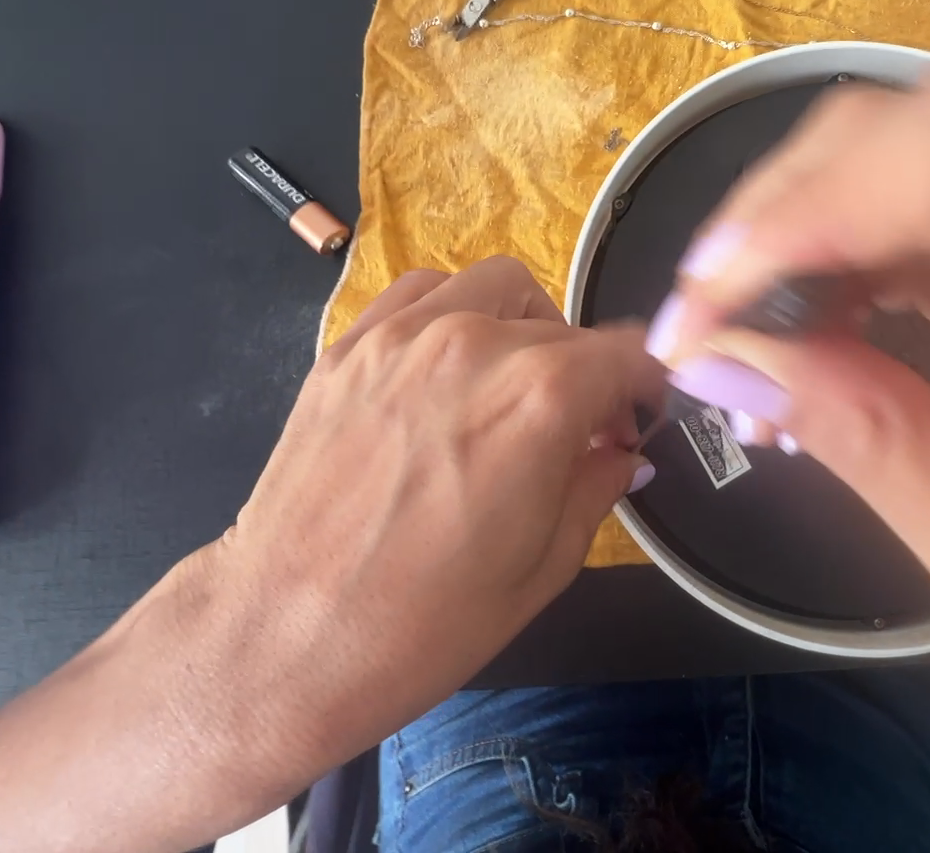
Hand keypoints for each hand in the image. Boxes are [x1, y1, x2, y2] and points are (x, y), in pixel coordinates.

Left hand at [159, 256, 662, 773]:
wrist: (281, 642)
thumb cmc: (429, 623)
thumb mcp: (548, 565)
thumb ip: (600, 484)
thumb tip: (622, 451)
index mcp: (542, 399)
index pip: (627, 353)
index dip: (648, 385)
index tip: (639, 419)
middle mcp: (479, 345)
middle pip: (569, 330)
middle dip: (592, 375)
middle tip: (579, 429)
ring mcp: (405, 336)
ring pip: (501, 287)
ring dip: (530, 327)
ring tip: (516, 384)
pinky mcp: (350, 346)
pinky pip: (424, 292)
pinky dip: (457, 313)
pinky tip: (451, 365)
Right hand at [648, 44, 929, 643]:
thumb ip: (872, 450)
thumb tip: (722, 353)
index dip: (825, 198)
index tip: (714, 295)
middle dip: (787, 207)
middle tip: (705, 322)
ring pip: (905, 129)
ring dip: (795, 220)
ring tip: (749, 331)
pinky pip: (907, 163)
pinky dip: (825, 228)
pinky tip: (801, 307)